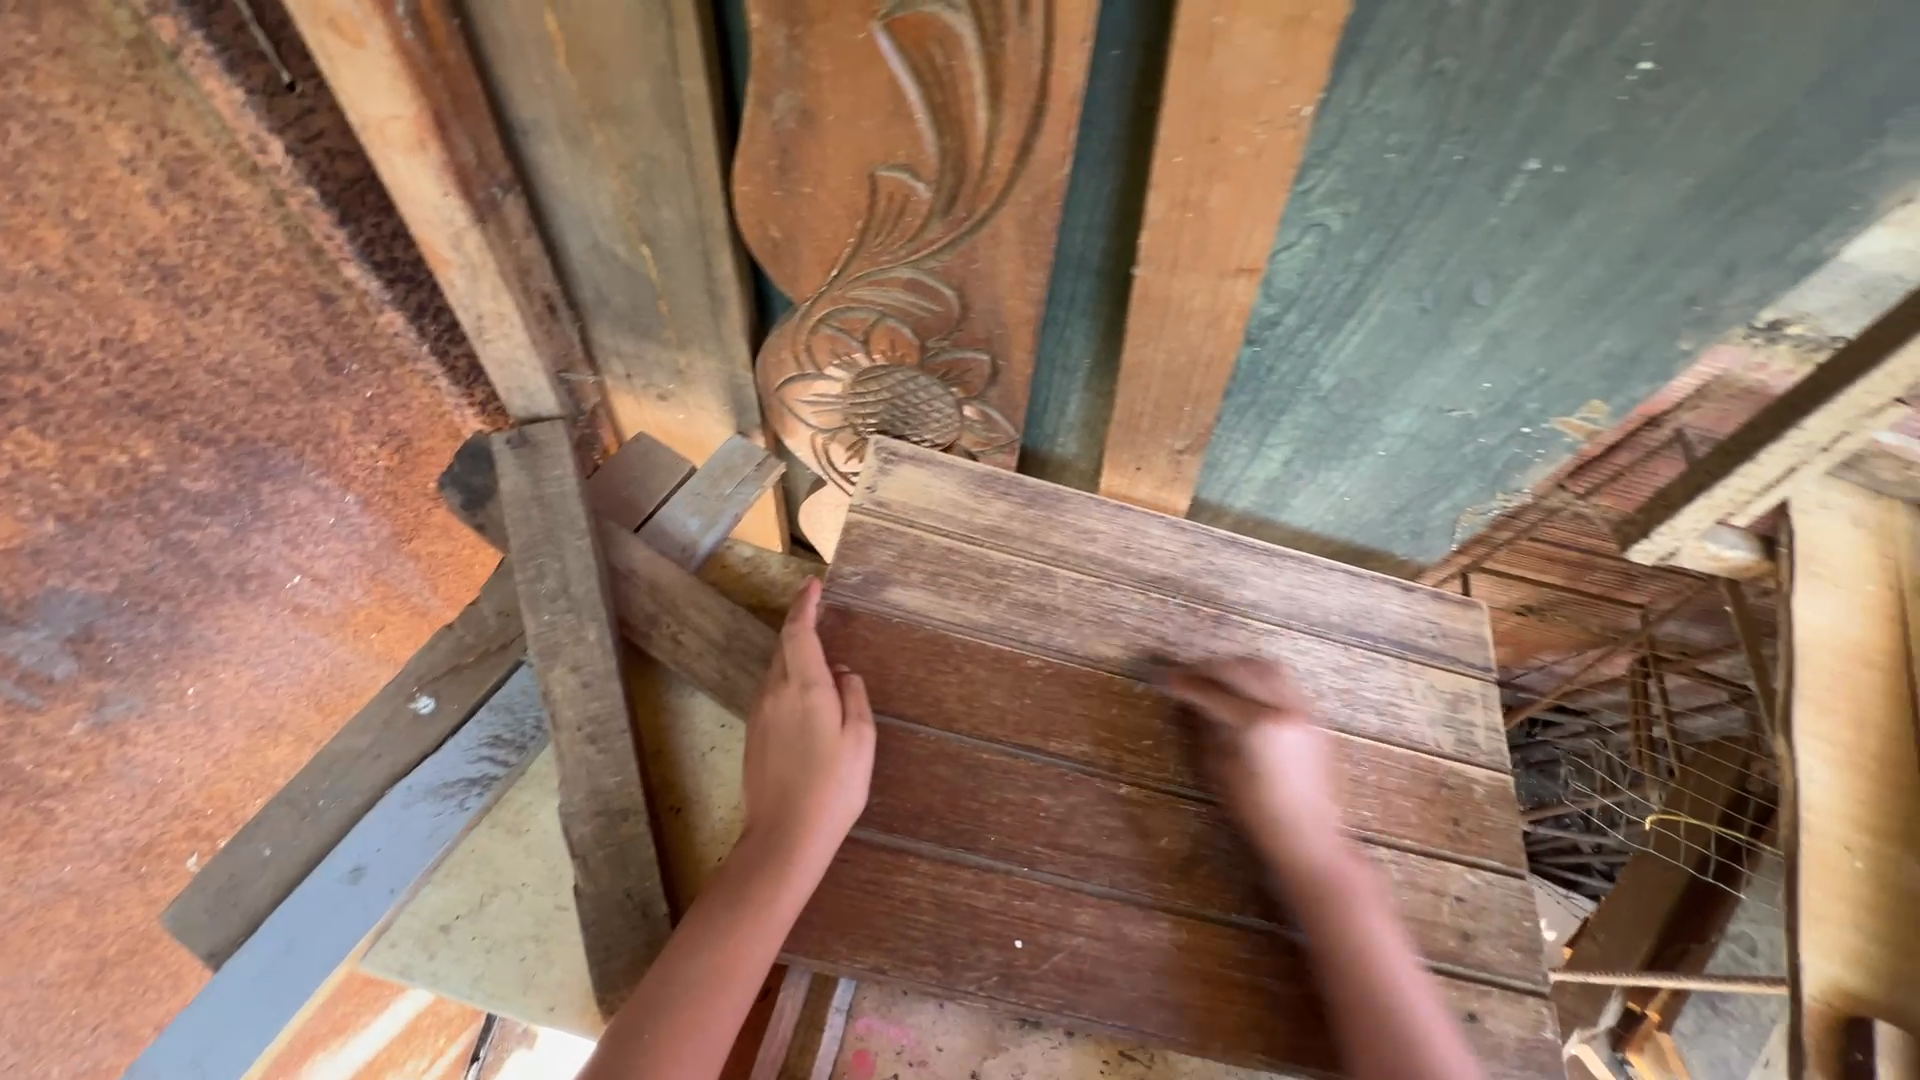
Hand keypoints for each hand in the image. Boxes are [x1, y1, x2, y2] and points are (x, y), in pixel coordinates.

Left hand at [739, 578, 876, 870]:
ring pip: (776, 670)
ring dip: (796, 657)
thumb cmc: (833, 788)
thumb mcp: (860, 739)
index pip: (799, 631)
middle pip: (784, 647)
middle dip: (802, 628)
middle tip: (823, 619)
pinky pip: (772, 693)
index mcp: (805, 687)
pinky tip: (808, 702)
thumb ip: (854, 696)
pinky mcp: (753, 735)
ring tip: (823, 665)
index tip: (813, 584)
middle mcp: (775, 692)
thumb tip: (844, 673)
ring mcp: (759, 714)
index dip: (805, 604)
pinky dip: (789, 682)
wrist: (784, 837)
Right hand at [1160, 658, 1345, 875]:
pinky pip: (1285, 683)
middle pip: (1240, 668)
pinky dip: (1260, 677)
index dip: (1185, 684)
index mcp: (1256, 724)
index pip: (1212, 691)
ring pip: (1267, 667)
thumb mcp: (1219, 769)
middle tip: (1186, 674)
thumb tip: (1193, 703)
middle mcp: (1283, 707)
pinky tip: (1245, 690)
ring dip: (1237, 666)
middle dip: (1209, 667)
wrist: (1308, 837)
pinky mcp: (1314, 718)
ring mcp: (1303, 710)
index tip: (1165, 679)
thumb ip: (1207, 728)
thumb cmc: (1256, 812)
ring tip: (1216, 676)